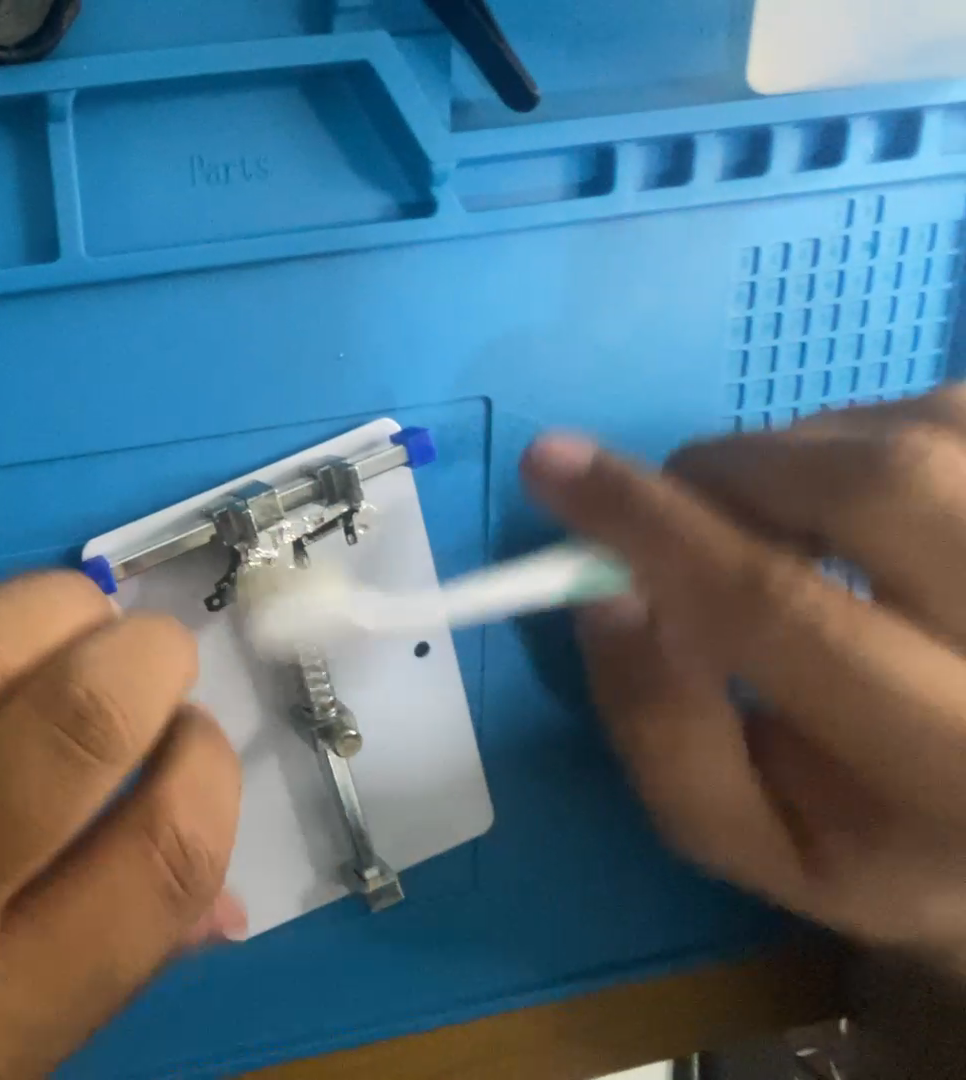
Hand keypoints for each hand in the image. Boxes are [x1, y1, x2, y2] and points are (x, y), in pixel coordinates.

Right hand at [522, 386, 965, 973]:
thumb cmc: (872, 837)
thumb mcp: (743, 831)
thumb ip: (658, 729)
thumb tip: (603, 598)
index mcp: (950, 764)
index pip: (771, 606)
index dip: (643, 522)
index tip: (547, 464)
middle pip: (880, 483)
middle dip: (732, 470)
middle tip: (685, 501)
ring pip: (931, 429)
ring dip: (807, 450)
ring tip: (787, 514)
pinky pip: (963, 409)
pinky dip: (882, 433)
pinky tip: (872, 500)